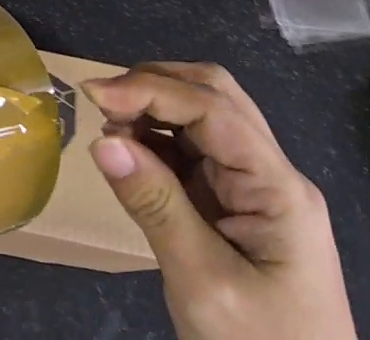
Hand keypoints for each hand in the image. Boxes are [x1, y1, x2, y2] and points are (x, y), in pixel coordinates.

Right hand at [82, 63, 356, 339]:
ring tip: (109, 127)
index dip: (149, 89)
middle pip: (216, 97)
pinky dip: (157, 139)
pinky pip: (195, 153)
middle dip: (155, 85)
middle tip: (100, 103)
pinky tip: (129, 152)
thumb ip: (155, 207)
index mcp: (278, 188)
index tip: (91, 94)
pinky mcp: (237, 208)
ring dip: (154, 109)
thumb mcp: (203, 284)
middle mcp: (272, 175)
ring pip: (205, 119)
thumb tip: (102, 140)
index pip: (213, 109)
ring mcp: (256, 190)